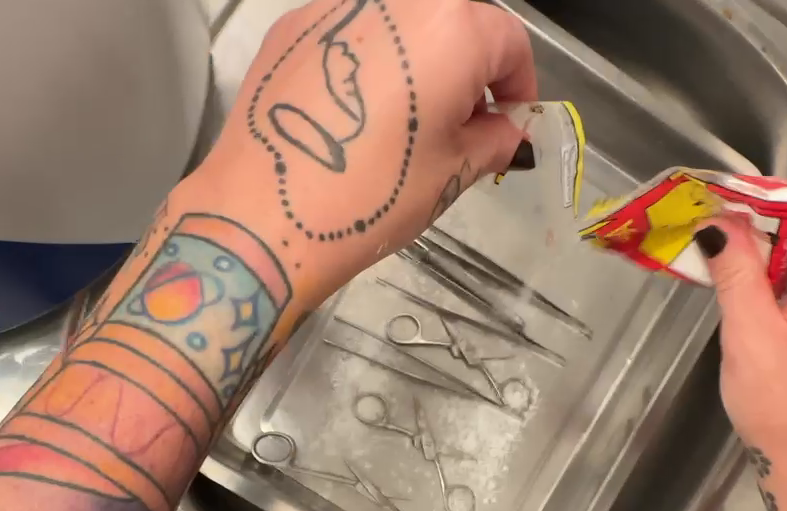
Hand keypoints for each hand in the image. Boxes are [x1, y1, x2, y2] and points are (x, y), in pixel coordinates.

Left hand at [188, 0, 536, 304]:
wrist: (267, 214)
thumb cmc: (371, 197)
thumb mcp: (449, 175)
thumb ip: (492, 141)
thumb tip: (508, 132)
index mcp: (450, 25)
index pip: (509, 41)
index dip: (518, 87)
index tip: (510, 125)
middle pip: (455, 25)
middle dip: (469, 75)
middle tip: (461, 134)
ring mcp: (339, 5)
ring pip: (403, 27)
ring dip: (420, 68)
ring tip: (406, 132)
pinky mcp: (295, 27)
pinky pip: (354, 38)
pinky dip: (373, 68)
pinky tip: (358, 124)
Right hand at [697, 200, 786, 468]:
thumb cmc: (777, 405)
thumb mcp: (748, 334)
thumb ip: (736, 271)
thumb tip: (715, 222)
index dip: (773, 206)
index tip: (726, 209)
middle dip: (767, 239)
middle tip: (719, 247)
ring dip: (772, 265)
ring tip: (731, 278)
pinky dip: (785, 286)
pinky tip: (756, 302)